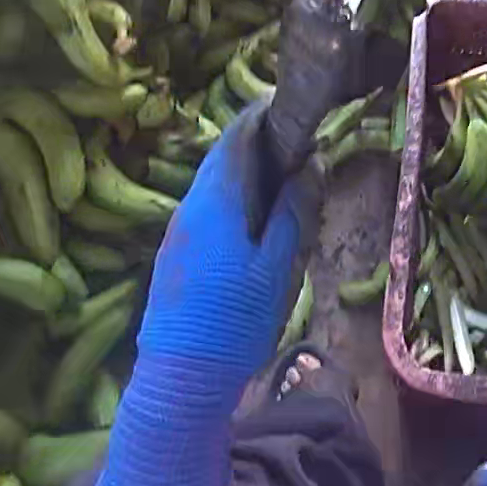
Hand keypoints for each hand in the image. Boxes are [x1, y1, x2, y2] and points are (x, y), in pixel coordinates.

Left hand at [138, 100, 312, 379]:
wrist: (179, 380)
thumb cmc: (235, 321)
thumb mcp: (277, 266)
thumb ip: (293, 211)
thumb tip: (312, 163)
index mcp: (215, 203)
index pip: (235, 139)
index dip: (260, 115)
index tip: (287, 105)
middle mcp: (189, 206)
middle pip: (219, 156)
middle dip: (252, 139)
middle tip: (291, 137)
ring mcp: (177, 230)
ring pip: (210, 180)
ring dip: (241, 166)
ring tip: (277, 170)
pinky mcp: (174, 251)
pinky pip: (204, 203)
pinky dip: (230, 191)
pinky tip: (252, 210)